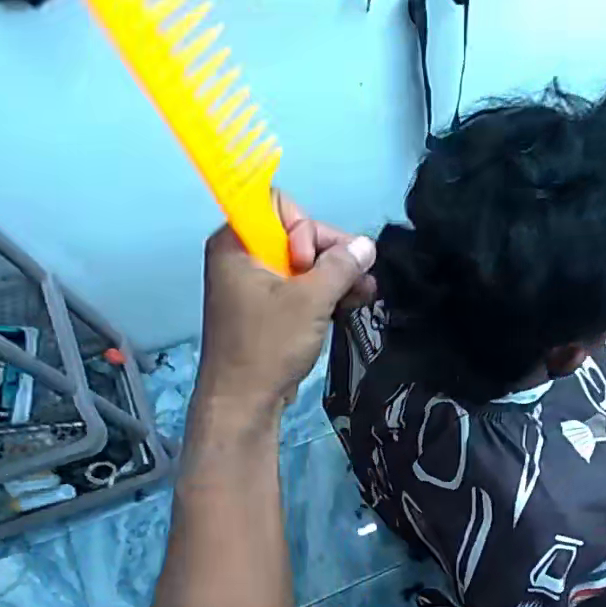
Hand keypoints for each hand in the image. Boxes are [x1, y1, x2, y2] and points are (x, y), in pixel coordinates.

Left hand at [194, 192, 375, 423]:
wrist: (244, 400)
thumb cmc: (268, 345)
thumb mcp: (310, 301)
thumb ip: (341, 267)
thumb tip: (367, 245)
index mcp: (238, 244)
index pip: (278, 206)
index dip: (306, 228)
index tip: (313, 263)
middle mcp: (244, 256)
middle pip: (297, 234)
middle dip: (331, 255)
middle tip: (354, 281)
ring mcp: (257, 284)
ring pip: (305, 263)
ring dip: (336, 276)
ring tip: (364, 294)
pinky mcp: (270, 307)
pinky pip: (302, 286)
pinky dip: (326, 292)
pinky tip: (352, 303)